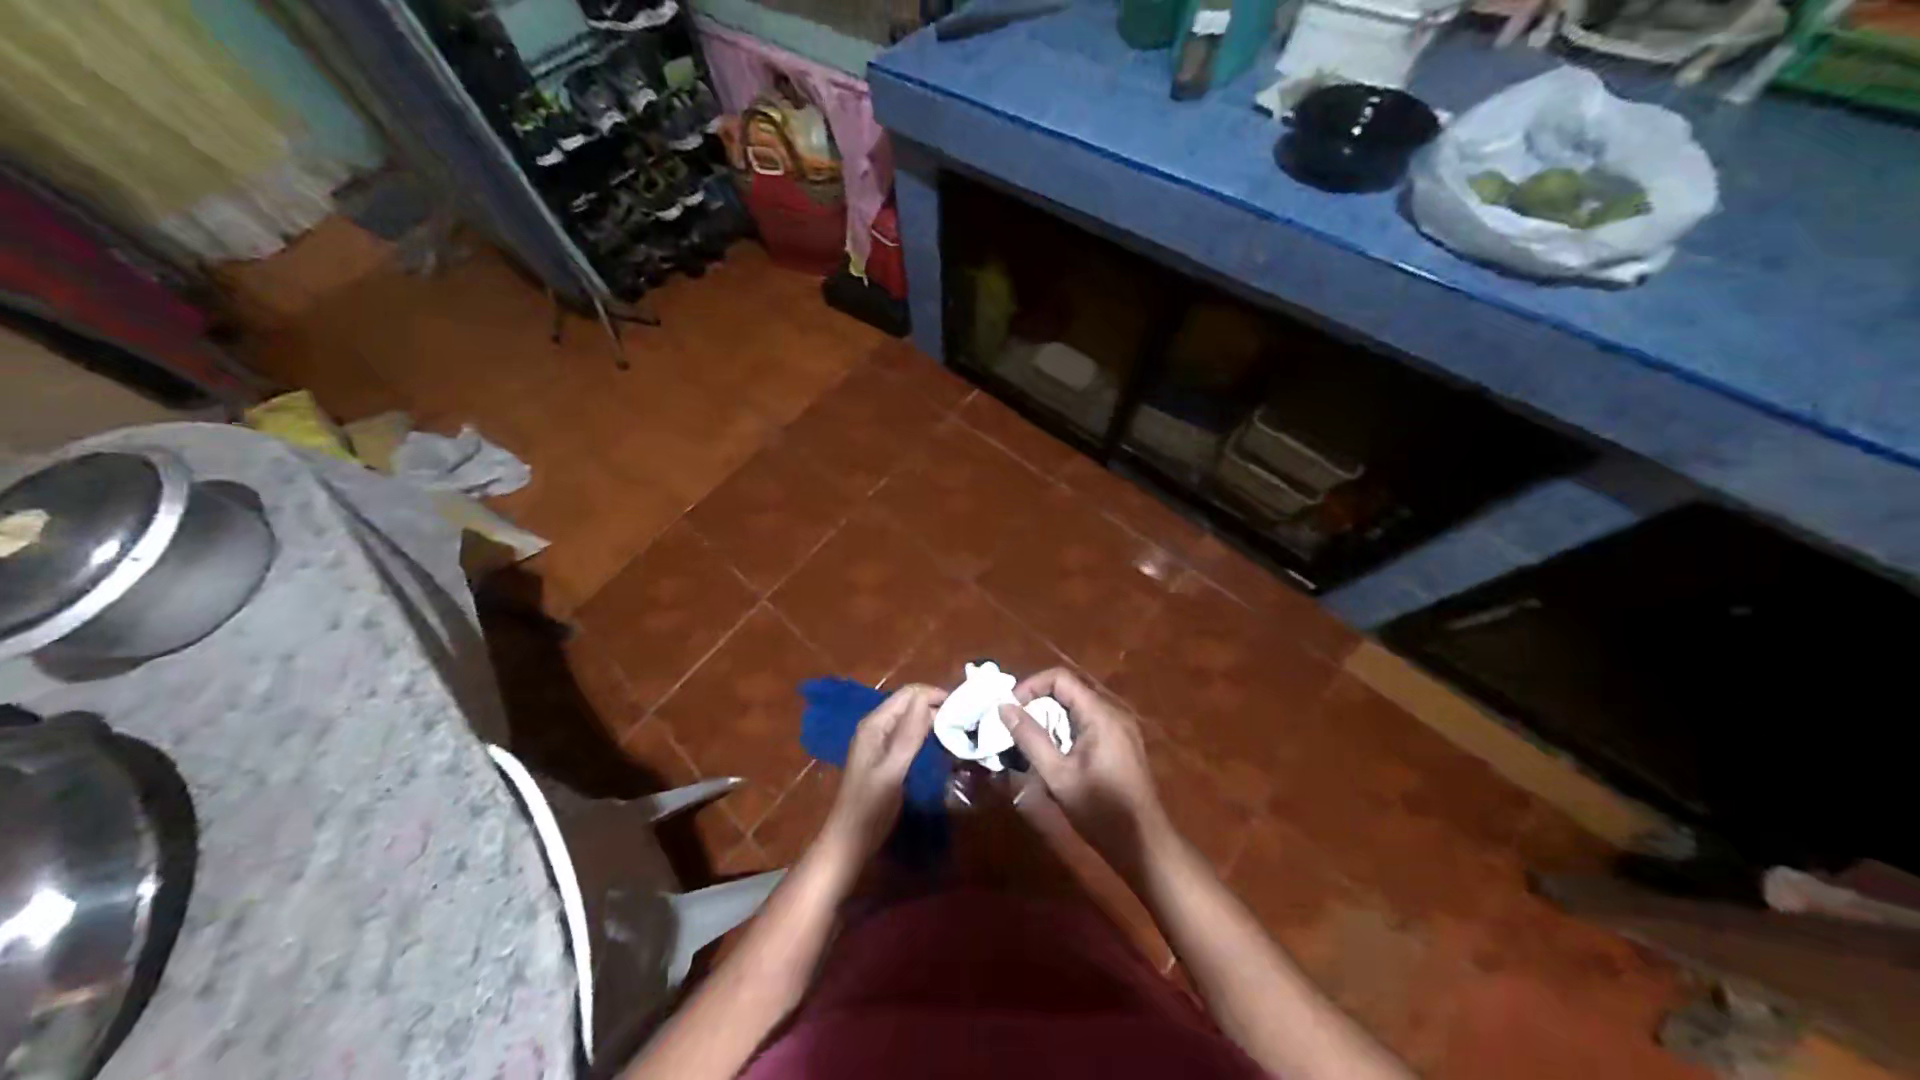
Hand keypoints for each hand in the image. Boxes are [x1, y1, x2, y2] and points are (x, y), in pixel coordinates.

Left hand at [817, 684, 945, 865]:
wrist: (851, 838)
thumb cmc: (870, 804)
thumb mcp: (892, 769)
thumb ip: (909, 734)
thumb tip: (927, 698)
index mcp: (874, 724)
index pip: (908, 694)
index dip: (933, 694)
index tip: (961, 706)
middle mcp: (876, 726)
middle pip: (909, 704)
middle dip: (934, 705)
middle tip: (964, 718)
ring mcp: (880, 741)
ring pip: (910, 719)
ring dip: (932, 718)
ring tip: (957, 727)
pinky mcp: (886, 756)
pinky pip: (909, 735)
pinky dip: (925, 733)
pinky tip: (940, 742)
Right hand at [1000, 669, 1164, 860]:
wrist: (1144, 844)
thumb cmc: (1100, 809)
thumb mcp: (1058, 775)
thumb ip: (1030, 737)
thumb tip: (1004, 707)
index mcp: (1100, 715)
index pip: (1060, 678)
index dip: (1030, 686)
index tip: (1009, 708)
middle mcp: (1113, 714)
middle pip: (1068, 692)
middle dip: (1037, 704)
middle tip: (1013, 727)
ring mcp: (1120, 729)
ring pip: (1076, 709)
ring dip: (1050, 719)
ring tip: (1027, 742)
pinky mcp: (1121, 745)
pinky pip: (1087, 725)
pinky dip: (1065, 731)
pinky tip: (1052, 756)